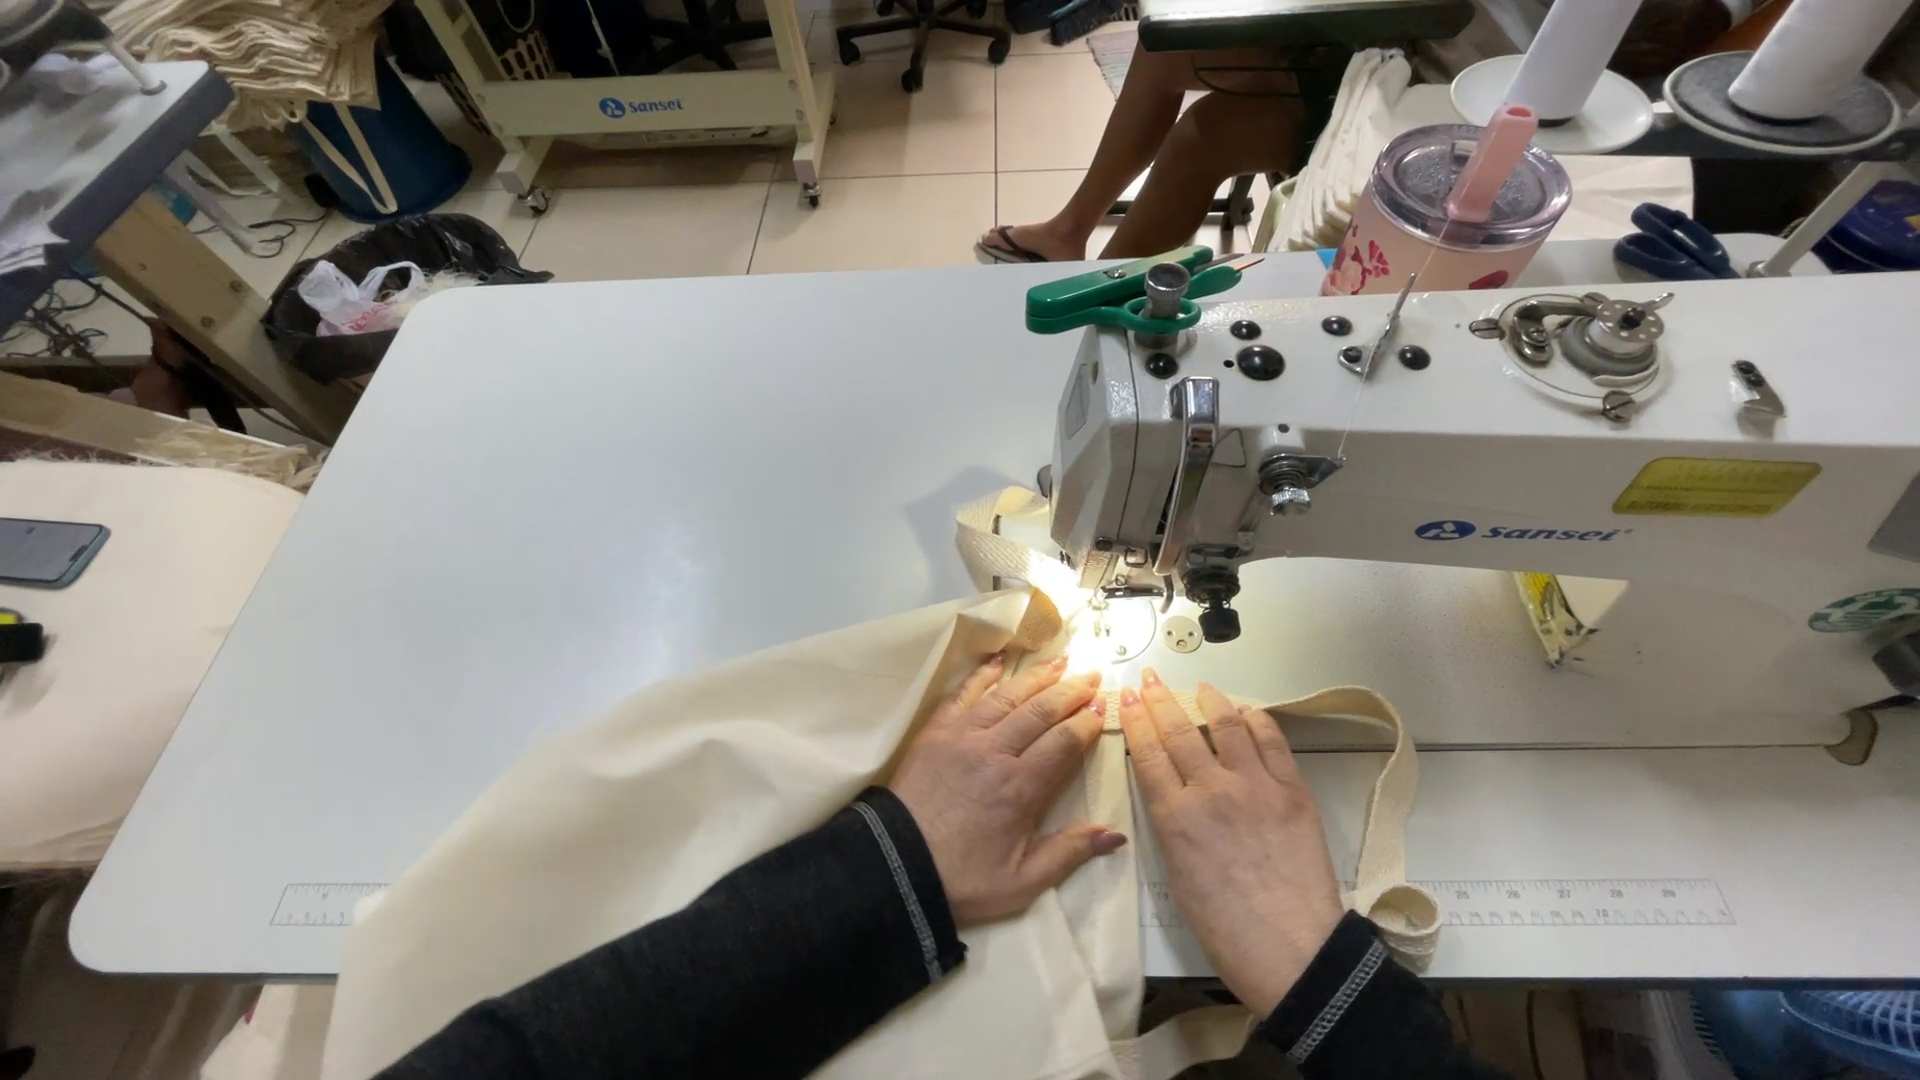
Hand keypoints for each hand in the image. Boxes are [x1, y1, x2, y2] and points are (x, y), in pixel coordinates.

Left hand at [890, 655, 1125, 926]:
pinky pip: (964, 695)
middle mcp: (995, 752)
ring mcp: (963, 737)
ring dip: (1035, 677)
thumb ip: (1069, 853)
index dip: (1086, 722)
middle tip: (1091, 676)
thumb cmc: (962, 877)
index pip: (1063, 742)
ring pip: (1007, 697)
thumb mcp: (1023, 881)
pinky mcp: (937, 732)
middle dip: (1070, 691)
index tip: (1102, 706)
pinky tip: (998, 661)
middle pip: (1040, 711)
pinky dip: (982, 676)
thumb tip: (1115, 835)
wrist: (896, 867)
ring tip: (1058, 662)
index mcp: (1021, 787)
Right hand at [1119, 670, 1342, 1017]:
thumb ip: (1171, 823)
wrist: (1293, 951)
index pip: (1147, 752)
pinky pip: (1272, 742)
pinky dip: (1256, 720)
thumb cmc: (1225, 926)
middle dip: (1159, 699)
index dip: (1133, 719)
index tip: (1125, 697)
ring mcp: (1255, 785)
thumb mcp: (1176, 872)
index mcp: (1174, 816)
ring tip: (1201, 687)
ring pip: (1226, 725)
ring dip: (1209, 700)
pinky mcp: (1292, 790)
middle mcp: (1210, 790)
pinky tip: (1246, 712)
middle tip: (1149, 680)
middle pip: (1178, 731)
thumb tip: (1173, 791)